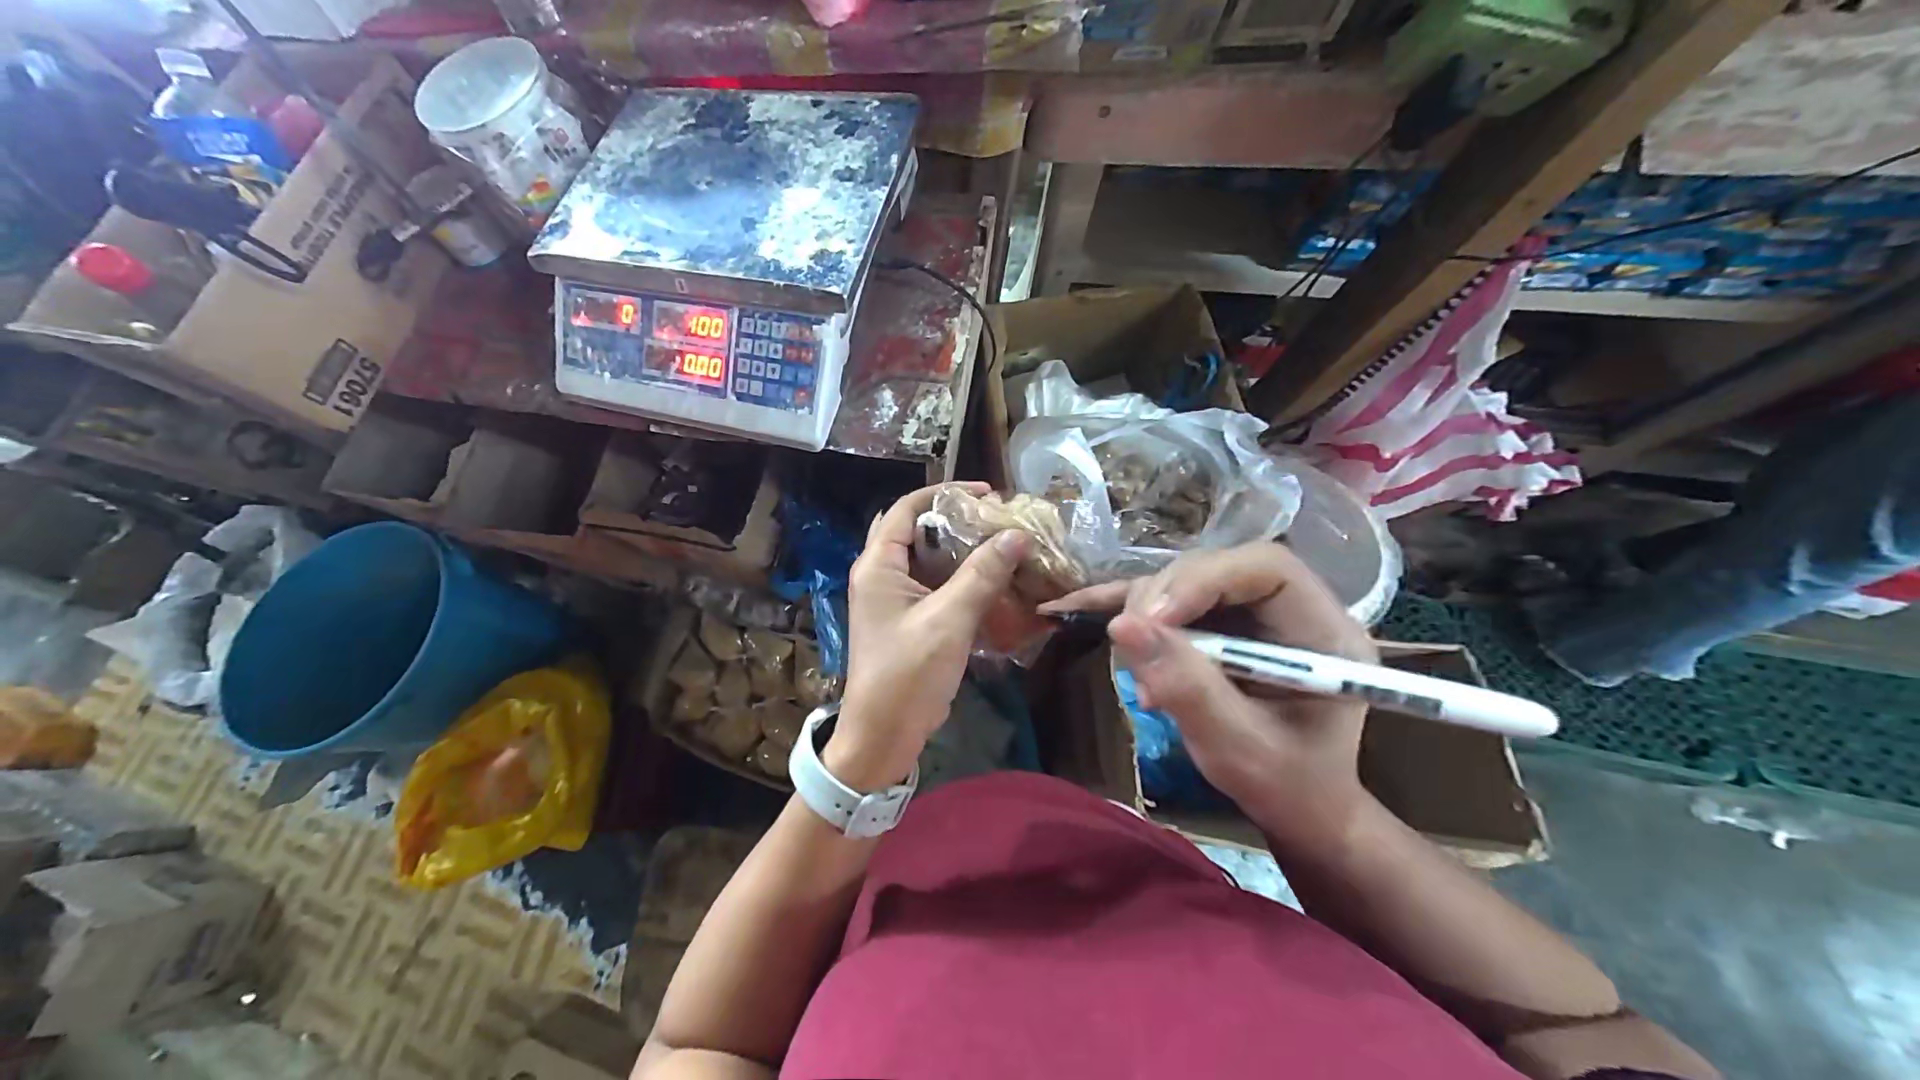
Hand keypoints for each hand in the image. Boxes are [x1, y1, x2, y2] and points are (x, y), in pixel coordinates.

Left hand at [832, 483, 1030, 790]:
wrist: (883, 736)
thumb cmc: (908, 674)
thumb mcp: (948, 620)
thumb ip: (982, 575)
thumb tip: (1016, 535)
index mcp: (878, 565)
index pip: (907, 509)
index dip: (945, 494)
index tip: (987, 494)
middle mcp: (880, 575)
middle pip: (918, 531)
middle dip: (957, 521)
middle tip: (997, 521)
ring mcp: (893, 599)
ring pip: (928, 560)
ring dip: (961, 551)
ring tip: (1002, 546)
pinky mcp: (907, 621)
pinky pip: (934, 587)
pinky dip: (960, 579)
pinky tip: (993, 583)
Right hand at [1042, 543, 1379, 845]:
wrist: (1297, 804)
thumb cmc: (1284, 784)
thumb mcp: (1237, 749)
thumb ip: (1188, 688)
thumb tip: (1121, 627)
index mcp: (1322, 629)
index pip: (1263, 568)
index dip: (1200, 581)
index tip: (1151, 622)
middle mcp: (1289, 606)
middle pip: (1215, 568)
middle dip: (1162, 602)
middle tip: (1130, 649)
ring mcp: (1251, 611)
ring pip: (1184, 581)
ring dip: (1144, 617)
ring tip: (1136, 675)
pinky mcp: (1218, 621)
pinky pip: (1167, 601)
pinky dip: (1125, 607)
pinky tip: (1076, 608)